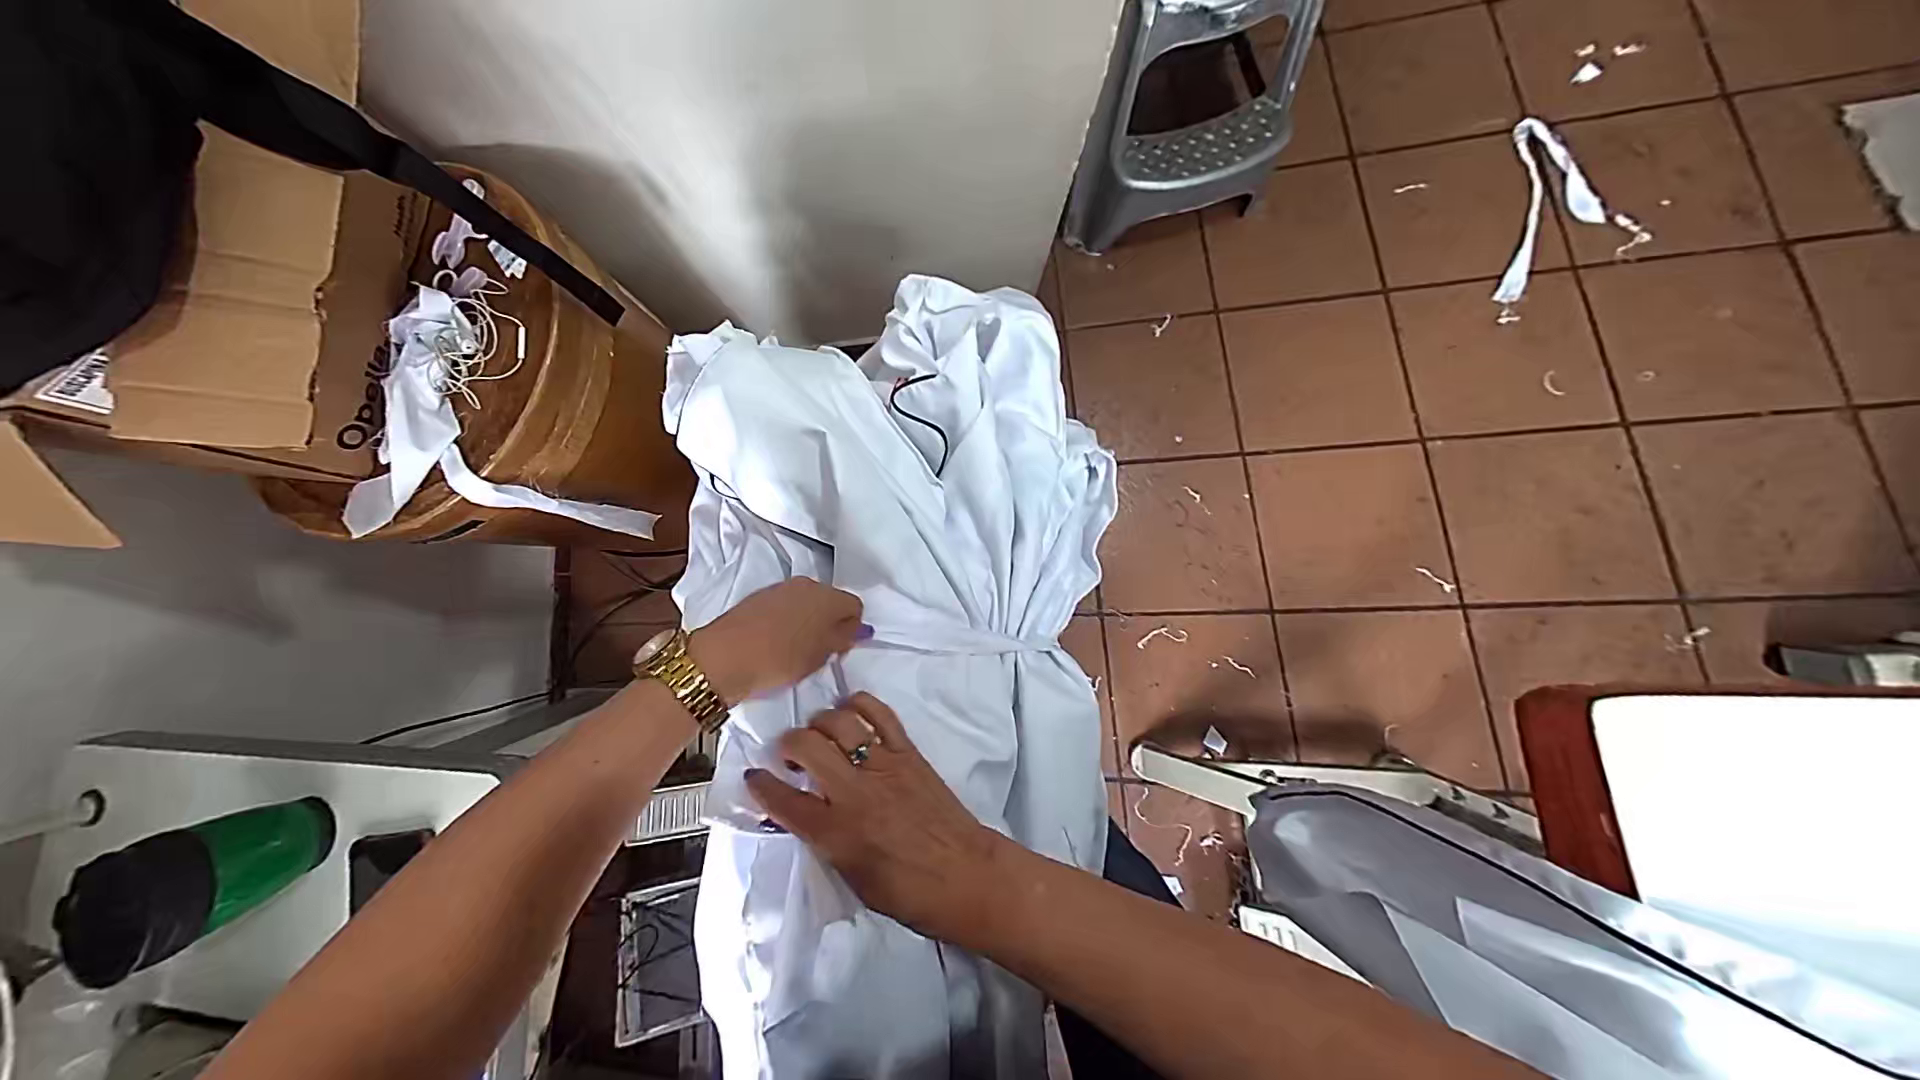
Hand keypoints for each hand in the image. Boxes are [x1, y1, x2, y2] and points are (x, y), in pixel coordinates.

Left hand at [688, 578, 864, 704]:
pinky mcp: (759, 596)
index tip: (841, 648)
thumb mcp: (820, 656)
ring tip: (797, 647)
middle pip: (831, 600)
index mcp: (828, 597)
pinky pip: (785, 604)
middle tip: (822, 650)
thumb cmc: (780, 659)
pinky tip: (777, 640)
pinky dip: (788, 618)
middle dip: (831, 621)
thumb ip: (843, 638)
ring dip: (808, 619)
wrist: (723, 658)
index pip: (856, 606)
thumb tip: (856, 629)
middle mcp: (807, 584)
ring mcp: (780, 588)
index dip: (853, 628)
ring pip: (807, 601)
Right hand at [744, 693, 1008, 943]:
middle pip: (807, 746)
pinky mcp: (908, 753)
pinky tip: (851, 711)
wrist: (965, 875)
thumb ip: (825, 842)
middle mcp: (855, 792)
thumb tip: (808, 817)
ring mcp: (883, 766)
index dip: (761, 786)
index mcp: (836, 832)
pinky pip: (880, 715)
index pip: (784, 800)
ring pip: (840, 722)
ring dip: (821, 722)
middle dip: (787, 743)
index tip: (754, 776)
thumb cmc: (907, 892)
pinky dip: (860, 705)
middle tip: (789, 754)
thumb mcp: (851, 877)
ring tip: (820, 734)